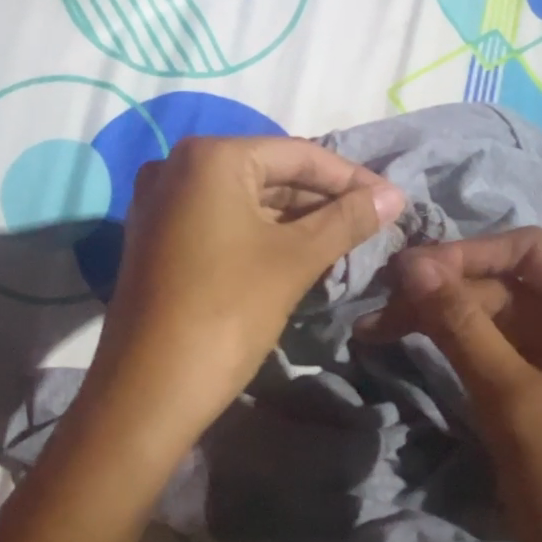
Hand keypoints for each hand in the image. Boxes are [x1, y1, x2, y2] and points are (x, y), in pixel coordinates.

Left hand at [102, 137, 404, 415]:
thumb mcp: (294, 260)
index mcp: (210, 156)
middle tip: (372, 221)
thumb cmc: (227, 311)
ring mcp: (160, 201)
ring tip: (345, 238)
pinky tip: (299, 250)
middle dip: (321, 198)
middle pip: (268, 172)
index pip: (297, 153)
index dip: (350, 177)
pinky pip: (220, 219)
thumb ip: (346, 220)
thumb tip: (393, 196)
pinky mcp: (156, 234)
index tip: (391, 200)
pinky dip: (260, 230)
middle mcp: (177, 164)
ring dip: (294, 217)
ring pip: (244, 198)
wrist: (147, 388)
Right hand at [362, 227, 541, 541]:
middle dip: (445, 293)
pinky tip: (412, 352)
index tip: (408, 269)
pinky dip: (458, 353)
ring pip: (500, 324)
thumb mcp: (515, 403)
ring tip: (377, 330)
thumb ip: (462, 325)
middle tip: (379, 309)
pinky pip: (501, 360)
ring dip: (443, 323)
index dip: (469, 252)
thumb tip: (411, 261)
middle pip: (512, 288)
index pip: (535, 252)